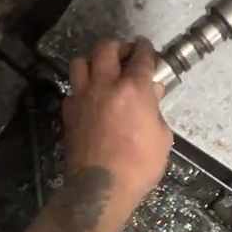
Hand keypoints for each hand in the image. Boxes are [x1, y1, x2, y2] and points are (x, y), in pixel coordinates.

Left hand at [63, 38, 172, 212]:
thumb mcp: (162, 137)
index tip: (148, 48)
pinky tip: (92, 97)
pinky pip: (73, 88)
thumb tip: (151, 95)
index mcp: (134, 89)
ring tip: (103, 70)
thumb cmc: (140, 165)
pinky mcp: (69, 111)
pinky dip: (83, 86)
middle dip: (118, 46)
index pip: (141, 57)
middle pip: (106, 48)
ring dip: (94, 61)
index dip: (147, 49)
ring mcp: (83, 96)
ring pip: (81, 61)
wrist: (101, 186)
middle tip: (126, 54)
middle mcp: (106, 85)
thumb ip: (156, 110)